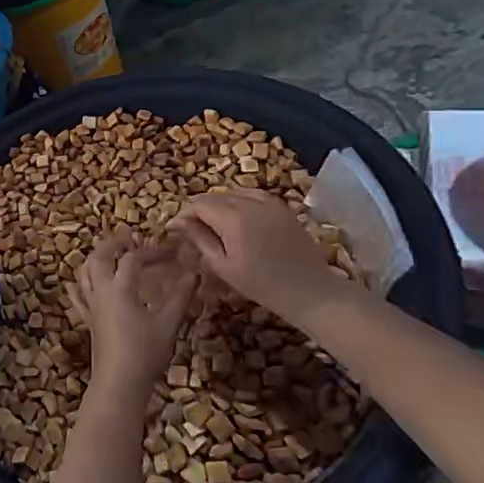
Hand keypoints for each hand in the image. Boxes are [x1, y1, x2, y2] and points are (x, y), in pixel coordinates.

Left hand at [71, 229, 195, 411]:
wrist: (118, 384)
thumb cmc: (145, 353)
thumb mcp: (168, 324)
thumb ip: (181, 297)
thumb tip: (194, 274)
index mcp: (120, 288)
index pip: (133, 258)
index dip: (151, 251)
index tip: (170, 252)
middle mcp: (101, 291)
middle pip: (99, 256)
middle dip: (114, 243)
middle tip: (131, 239)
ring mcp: (91, 305)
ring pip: (84, 271)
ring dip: (96, 258)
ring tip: (111, 255)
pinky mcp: (88, 320)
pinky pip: (78, 294)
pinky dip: (81, 282)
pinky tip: (83, 281)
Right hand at [170, 190, 343, 319]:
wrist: (309, 289)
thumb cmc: (262, 284)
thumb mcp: (223, 266)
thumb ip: (200, 239)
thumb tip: (178, 222)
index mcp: (232, 218)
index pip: (198, 205)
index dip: (184, 215)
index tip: (174, 229)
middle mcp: (249, 202)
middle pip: (214, 196)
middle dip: (199, 209)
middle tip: (191, 229)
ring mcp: (268, 201)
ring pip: (232, 193)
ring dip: (218, 204)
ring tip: (212, 224)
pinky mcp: (281, 206)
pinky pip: (252, 194)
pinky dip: (238, 201)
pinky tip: (236, 217)